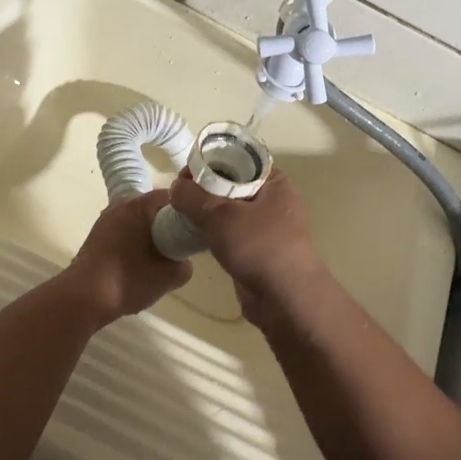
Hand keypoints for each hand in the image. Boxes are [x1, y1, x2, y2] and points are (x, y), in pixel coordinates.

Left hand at [54, 189, 193, 326]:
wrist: (83, 298)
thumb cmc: (127, 280)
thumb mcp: (169, 277)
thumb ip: (185, 265)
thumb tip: (182, 262)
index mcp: (139, 205)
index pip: (173, 198)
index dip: (188, 213)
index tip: (195, 231)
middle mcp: (121, 204)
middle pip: (154, 209)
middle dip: (168, 225)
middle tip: (179, 247)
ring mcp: (106, 219)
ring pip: (139, 221)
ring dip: (150, 235)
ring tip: (159, 259)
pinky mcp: (97, 235)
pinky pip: (125, 231)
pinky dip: (135, 242)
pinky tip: (139, 264)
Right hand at [168, 168, 325, 325]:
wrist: (284, 299)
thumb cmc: (258, 246)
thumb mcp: (220, 216)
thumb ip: (193, 198)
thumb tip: (176, 187)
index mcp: (274, 182)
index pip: (239, 160)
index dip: (211, 162)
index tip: (185, 174)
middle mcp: (274, 200)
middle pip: (233, 185)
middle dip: (205, 189)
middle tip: (179, 196)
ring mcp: (267, 227)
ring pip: (231, 211)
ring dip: (207, 213)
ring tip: (182, 215)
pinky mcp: (258, 250)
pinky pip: (231, 232)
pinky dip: (214, 232)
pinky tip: (195, 236)